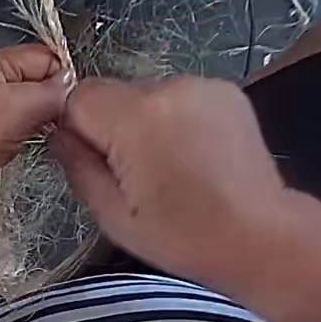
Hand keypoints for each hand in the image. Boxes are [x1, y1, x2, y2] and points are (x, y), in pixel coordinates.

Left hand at [0, 45, 68, 260]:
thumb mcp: (16, 106)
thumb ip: (50, 91)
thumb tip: (73, 87)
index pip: (40, 55)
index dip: (63, 75)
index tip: (80, 101)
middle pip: (35, 82)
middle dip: (56, 98)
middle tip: (72, 122)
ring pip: (29, 109)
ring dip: (45, 121)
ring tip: (58, 135)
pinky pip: (18, 132)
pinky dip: (31, 137)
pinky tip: (38, 147)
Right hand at [51, 76, 318, 291]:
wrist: (262, 237)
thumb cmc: (183, 236)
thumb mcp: (113, 214)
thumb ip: (77, 166)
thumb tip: (59, 134)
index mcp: (137, 116)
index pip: (77, 97)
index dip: (77, 130)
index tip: (96, 164)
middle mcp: (170, 85)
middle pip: (112, 94)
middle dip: (111, 127)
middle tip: (134, 175)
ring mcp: (204, 84)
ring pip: (145, 96)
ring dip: (143, 124)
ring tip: (167, 168)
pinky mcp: (227, 91)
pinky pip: (177, 99)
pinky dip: (173, 120)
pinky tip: (191, 156)